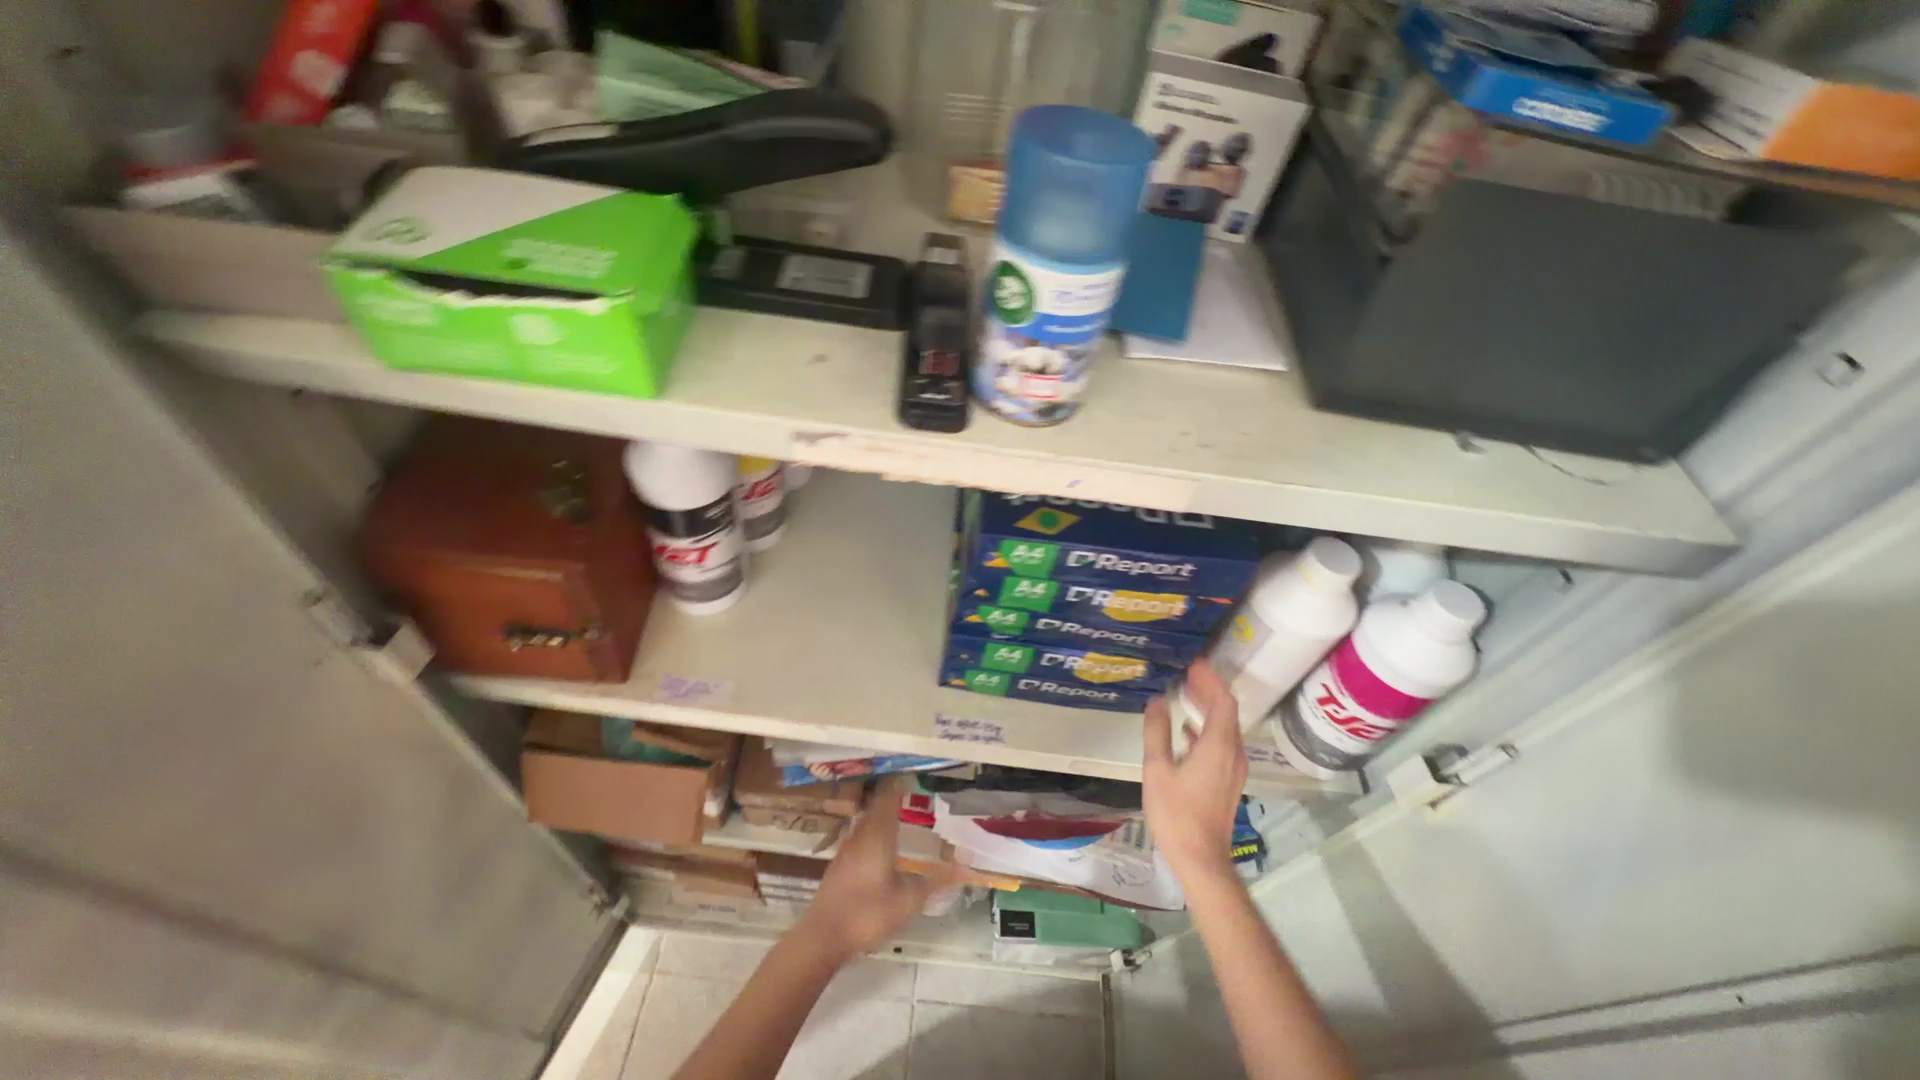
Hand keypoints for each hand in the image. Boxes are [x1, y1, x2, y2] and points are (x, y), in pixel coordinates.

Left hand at [800, 778, 956, 957]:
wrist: (823, 936)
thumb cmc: (868, 913)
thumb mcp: (909, 900)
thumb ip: (936, 881)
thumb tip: (966, 867)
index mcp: (878, 835)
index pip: (889, 798)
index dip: (902, 786)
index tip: (918, 779)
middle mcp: (860, 835)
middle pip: (876, 808)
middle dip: (895, 801)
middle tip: (918, 799)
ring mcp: (846, 850)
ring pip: (866, 823)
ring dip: (883, 818)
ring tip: (904, 820)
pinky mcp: (839, 866)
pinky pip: (860, 839)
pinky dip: (874, 835)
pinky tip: (884, 850)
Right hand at [1143, 659, 1248, 884]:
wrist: (1200, 857)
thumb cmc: (1176, 813)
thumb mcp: (1157, 769)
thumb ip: (1157, 732)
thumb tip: (1157, 702)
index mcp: (1218, 746)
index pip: (1223, 702)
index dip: (1210, 680)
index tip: (1194, 664)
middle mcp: (1233, 753)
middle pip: (1227, 713)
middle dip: (1209, 691)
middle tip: (1188, 675)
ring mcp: (1233, 769)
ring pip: (1226, 729)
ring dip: (1209, 710)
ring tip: (1187, 696)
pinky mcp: (1228, 782)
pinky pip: (1222, 745)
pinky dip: (1207, 730)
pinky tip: (1187, 733)